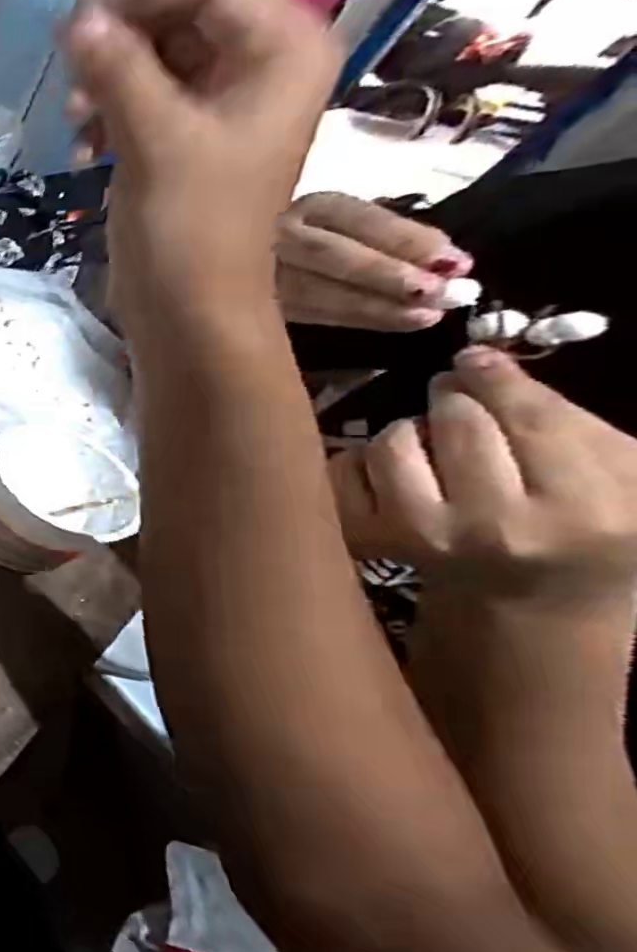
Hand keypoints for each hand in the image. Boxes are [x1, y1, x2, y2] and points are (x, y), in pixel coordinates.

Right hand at [61, 0, 340, 331]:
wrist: (188, 307)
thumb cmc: (190, 226)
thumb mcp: (155, 142)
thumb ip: (117, 73)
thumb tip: (76, 20)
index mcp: (282, 51)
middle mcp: (258, 65)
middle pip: (185, 14)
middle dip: (123, 32)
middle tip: (66, 54)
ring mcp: (219, 104)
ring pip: (157, 57)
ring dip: (108, 76)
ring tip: (73, 113)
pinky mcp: (183, 137)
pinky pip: (143, 97)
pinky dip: (108, 111)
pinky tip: (83, 144)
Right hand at [275, 193, 470, 330]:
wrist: (265, 265)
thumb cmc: (328, 241)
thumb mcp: (357, 227)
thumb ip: (393, 240)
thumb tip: (448, 266)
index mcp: (312, 207)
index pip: (359, 220)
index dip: (406, 240)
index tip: (457, 263)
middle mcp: (278, 234)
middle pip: (328, 253)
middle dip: (384, 274)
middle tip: (433, 293)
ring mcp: (257, 270)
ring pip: (310, 289)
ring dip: (370, 305)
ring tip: (422, 316)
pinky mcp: (255, 301)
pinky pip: (302, 311)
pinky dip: (350, 319)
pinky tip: (392, 322)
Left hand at [330, 346, 636, 619]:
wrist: (531, 596)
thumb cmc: (584, 523)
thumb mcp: (620, 474)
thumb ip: (563, 418)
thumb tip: (480, 359)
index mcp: (581, 510)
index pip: (530, 422)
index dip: (495, 379)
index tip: (471, 355)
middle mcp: (491, 526)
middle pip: (456, 424)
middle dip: (453, 398)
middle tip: (454, 393)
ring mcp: (417, 534)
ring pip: (391, 442)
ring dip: (409, 429)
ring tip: (435, 443)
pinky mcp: (365, 536)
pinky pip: (343, 467)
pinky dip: (363, 457)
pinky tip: (395, 470)